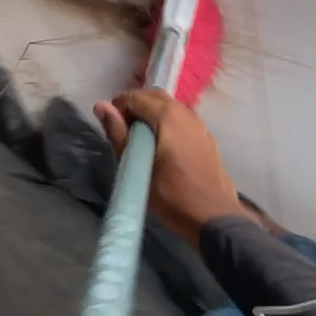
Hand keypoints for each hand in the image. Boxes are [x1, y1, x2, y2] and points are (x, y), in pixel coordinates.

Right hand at [94, 90, 245, 246]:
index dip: (118, 107)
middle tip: (124, 130)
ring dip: (152, 115)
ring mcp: (201, 125)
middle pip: (155, 97)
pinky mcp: (207, 139)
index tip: (111, 126)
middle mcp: (186, 113)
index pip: (136, 97)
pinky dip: (168, 125)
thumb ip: (118, 133)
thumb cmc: (170, 193)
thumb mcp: (136, 165)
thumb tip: (101, 106)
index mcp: (168, 116)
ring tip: (141, 140)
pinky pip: (182, 121)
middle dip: (136, 107)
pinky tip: (163, 148)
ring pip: (171, 108)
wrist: (214, 218)